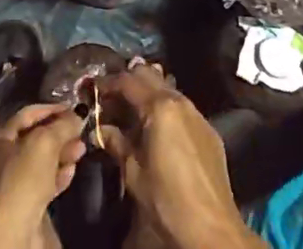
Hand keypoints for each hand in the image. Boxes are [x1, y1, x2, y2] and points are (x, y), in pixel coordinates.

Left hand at [0, 102, 85, 247]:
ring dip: (64, 153)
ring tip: (81, 151)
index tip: (73, 108)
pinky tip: (71, 173)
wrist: (16, 231)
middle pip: (38, 137)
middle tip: (81, 131)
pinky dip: (60, 174)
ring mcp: (17, 181)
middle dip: (61, 133)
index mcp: (2, 139)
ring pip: (44, 160)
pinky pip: (46, 181)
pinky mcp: (27, 201)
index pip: (28, 114)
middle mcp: (6, 158)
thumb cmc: (25, 177)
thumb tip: (78, 114)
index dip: (51, 108)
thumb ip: (63, 125)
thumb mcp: (46, 142)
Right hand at [100, 60, 265, 248]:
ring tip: (130, 113)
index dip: (108, 83)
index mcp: (160, 107)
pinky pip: (182, 107)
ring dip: (148, 94)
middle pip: (150, 77)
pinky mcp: (208, 129)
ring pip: (168, 89)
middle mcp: (181, 101)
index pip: (129, 82)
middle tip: (110, 99)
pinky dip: (165, 108)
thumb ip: (117, 143)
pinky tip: (157, 129)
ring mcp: (198, 114)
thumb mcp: (134, 173)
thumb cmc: (166, 199)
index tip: (92, 90)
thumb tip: (102, 129)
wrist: (211, 226)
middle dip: (128, 83)